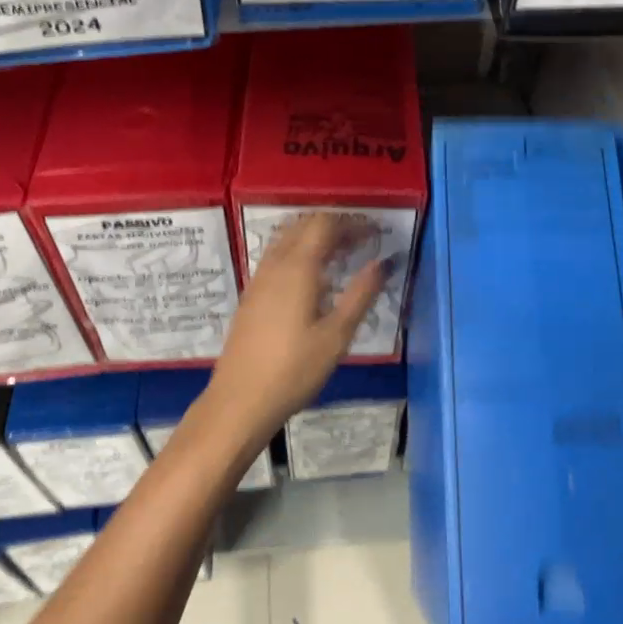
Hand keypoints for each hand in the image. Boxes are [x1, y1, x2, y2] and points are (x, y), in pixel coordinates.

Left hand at [203, 213, 388, 447]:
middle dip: (335, 226)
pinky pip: (278, 256)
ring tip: (342, 257)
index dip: (352, 222)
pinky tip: (314, 280)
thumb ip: (361, 294)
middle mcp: (275, 263)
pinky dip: (300, 253)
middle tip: (362, 242)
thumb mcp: (336, 336)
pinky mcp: (251, 295)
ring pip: (288, 239)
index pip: (325, 224)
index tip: (376, 233)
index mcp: (297, 267)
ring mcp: (258, 278)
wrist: (240, 401)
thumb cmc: (293, 370)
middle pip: (304, 225)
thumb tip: (383, 263)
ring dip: (315, 238)